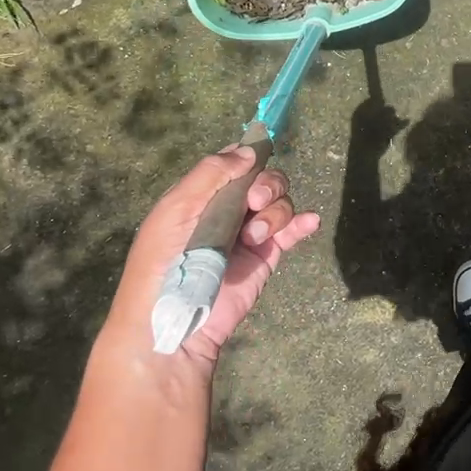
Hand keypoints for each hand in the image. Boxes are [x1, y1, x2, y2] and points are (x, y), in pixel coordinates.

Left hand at [105, 146, 320, 368]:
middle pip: (265, 179)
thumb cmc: (163, 263)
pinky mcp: (267, 255)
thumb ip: (210, 175)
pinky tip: (308, 223)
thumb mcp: (176, 211)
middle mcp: (229, 210)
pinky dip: (303, 223)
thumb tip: (248, 150)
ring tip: (257, 237)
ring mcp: (250, 233)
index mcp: (201, 196)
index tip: (256, 158)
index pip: (233, 164)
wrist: (174, 320)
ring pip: (281, 203)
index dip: (247, 157)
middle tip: (257, 202)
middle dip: (267, 185)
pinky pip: (294, 230)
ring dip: (276, 213)